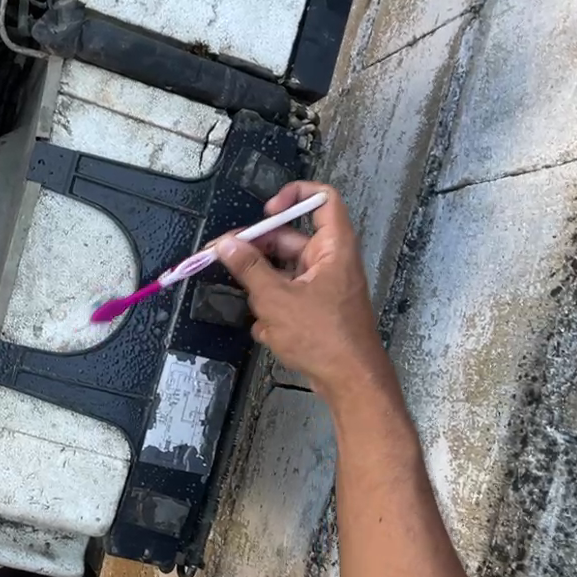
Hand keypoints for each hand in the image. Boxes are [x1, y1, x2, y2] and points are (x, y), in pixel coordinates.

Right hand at [213, 182, 384, 402]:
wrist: (349, 380)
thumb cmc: (322, 336)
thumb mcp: (276, 298)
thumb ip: (249, 268)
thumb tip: (226, 244)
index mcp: (333, 247)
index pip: (322, 199)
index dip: (294, 195)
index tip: (266, 211)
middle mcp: (331, 262)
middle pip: (290, 240)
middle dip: (259, 253)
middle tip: (227, 258)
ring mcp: (324, 288)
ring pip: (284, 274)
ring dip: (264, 290)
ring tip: (259, 309)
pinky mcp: (317, 311)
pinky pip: (288, 299)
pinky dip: (274, 313)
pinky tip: (270, 332)